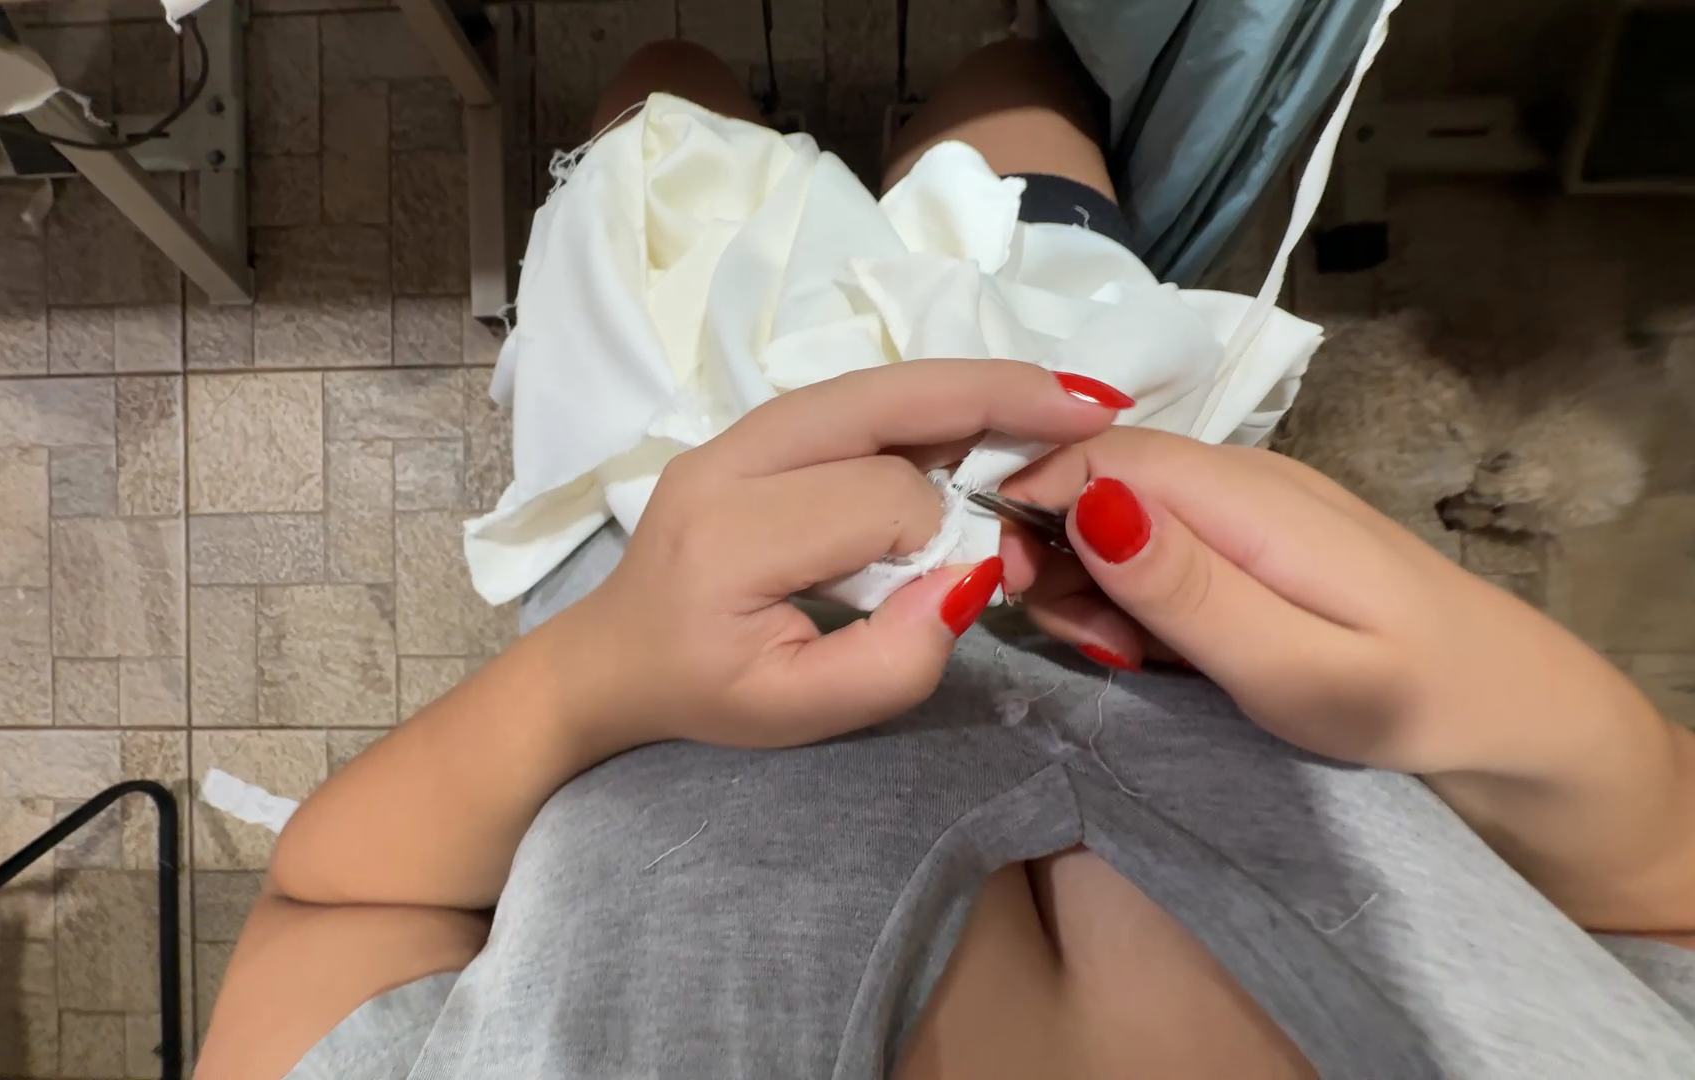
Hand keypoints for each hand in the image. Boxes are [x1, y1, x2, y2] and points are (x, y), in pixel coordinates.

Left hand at [553, 360, 1125, 751]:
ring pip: (866, 387)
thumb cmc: (702, 694)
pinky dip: (919, 403)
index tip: (961, 574)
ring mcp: (727, 435)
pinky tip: (971, 416)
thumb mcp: (798, 712)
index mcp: (732, 538)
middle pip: (877, 401)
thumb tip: (973, 571)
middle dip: (990, 397)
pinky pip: (846, 401)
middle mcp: (725, 462)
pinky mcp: (740, 432)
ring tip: (1047, 404)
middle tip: (1087, 406)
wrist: (612, 657)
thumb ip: (894, 660)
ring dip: (962, 389)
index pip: (876, 499)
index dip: (938, 532)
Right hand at [1001, 426, 1652, 778]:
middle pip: (1092, 483)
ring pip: (1108, 518)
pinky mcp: (1235, 539)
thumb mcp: (1296, 669)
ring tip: (1129, 655)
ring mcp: (1235, 508)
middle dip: (1058, 561)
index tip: (1019, 586)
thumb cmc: (1414, 707)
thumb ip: (1187, 587)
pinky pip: (1143, 546)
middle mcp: (1234, 479)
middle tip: (1094, 646)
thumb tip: (1087, 500)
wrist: (1523, 726)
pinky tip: (1152, 644)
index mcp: (1246, 494)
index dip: (1032, 504)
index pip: (1095, 452)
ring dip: (1089, 588)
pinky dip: (1123, 596)